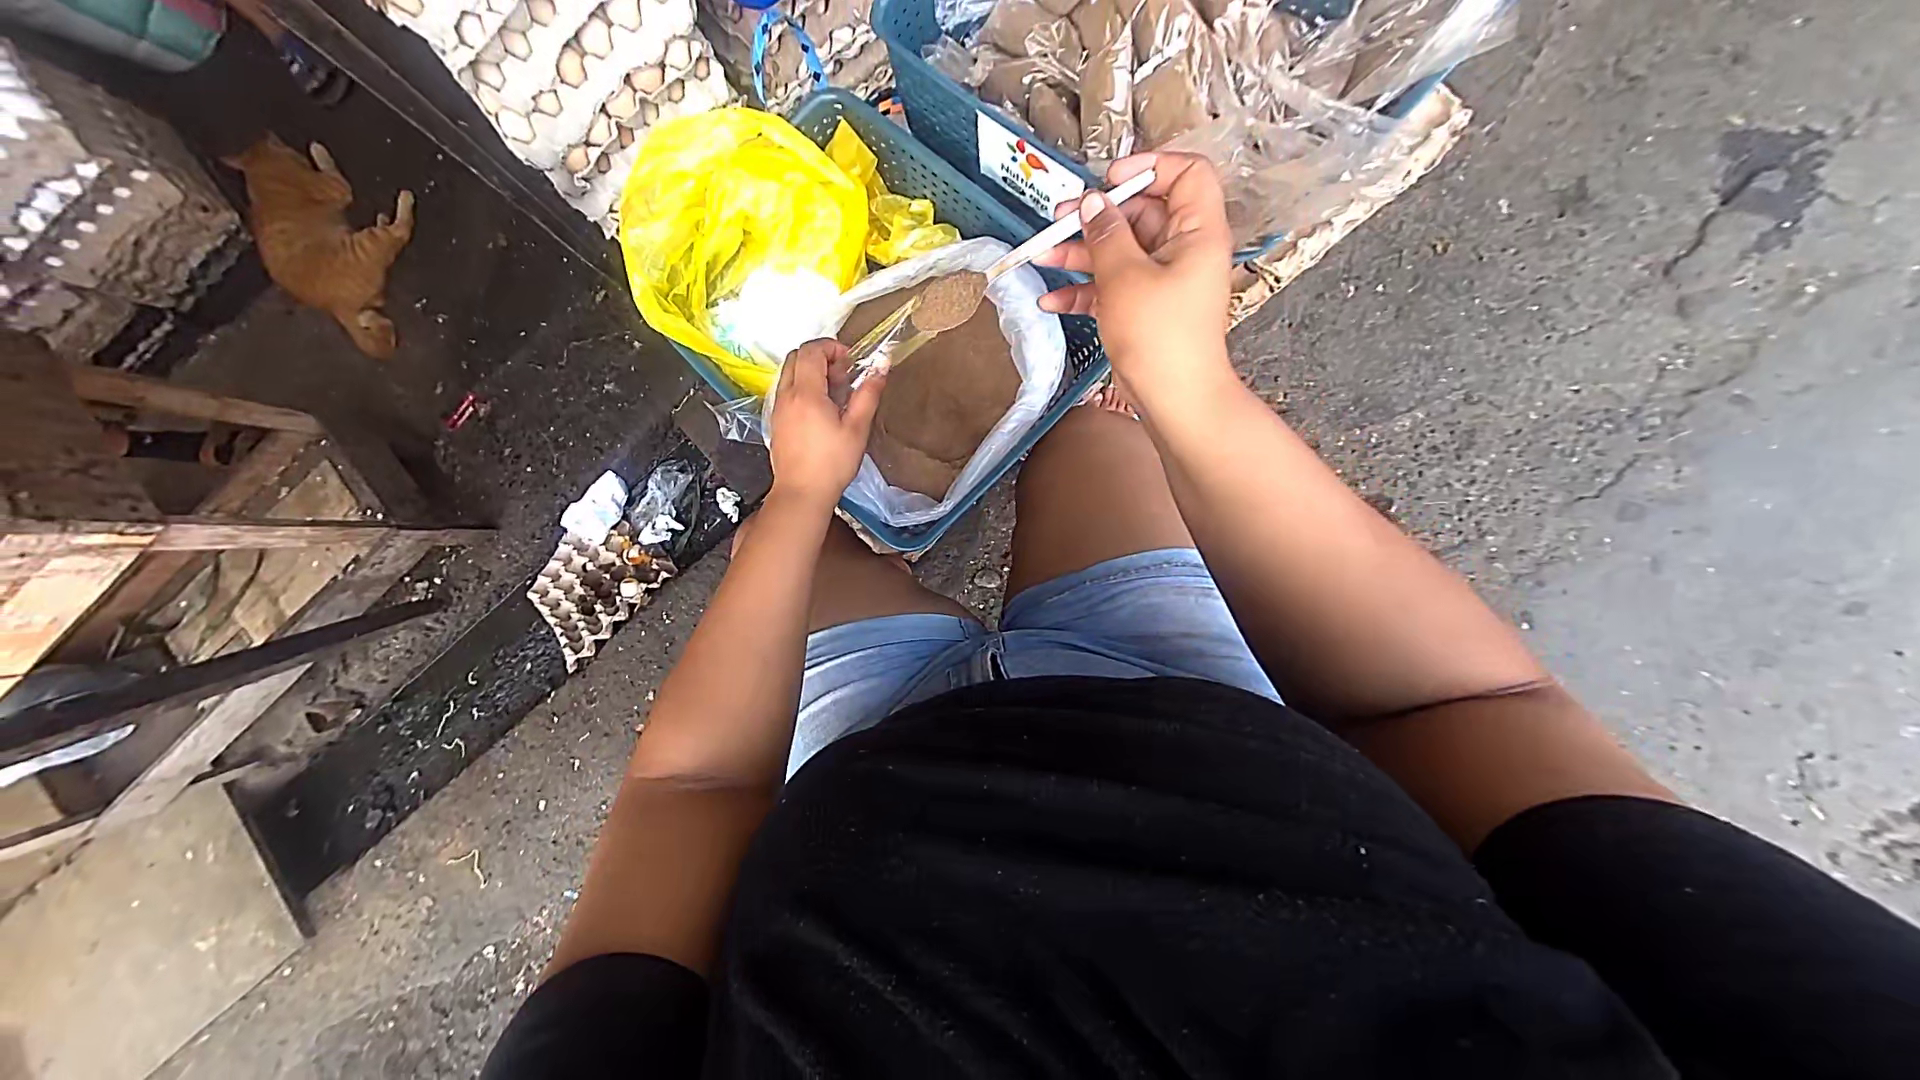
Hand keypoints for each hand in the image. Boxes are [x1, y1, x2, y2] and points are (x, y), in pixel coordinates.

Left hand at [766, 338, 884, 509]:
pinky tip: (822, 410)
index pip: (811, 350)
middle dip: (821, 356)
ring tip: (835, 394)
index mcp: (806, 393)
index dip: (832, 347)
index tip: (850, 360)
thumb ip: (868, 394)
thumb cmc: (832, 464)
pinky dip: (803, 388)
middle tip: (843, 375)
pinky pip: (787, 391)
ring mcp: (778, 408)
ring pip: (790, 373)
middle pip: (797, 356)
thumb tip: (881, 367)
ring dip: (812, 372)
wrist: (802, 493)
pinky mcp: (777, 421)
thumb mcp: (857, 428)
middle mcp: (786, 395)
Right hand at [1035, 152, 1237, 417]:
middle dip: (1096, 217)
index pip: (1185, 174)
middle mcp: (1183, 251)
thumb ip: (1106, 235)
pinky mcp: (1143, 308)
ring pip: (1119, 252)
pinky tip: (1054, 300)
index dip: (1149, 167)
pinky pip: (1112, 287)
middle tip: (1061, 219)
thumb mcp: (1125, 278)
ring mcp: (1162, 281)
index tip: (1109, 180)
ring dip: (1080, 254)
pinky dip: (1083, 291)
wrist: (1174, 399)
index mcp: (1196, 232)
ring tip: (1044, 255)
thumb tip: (1092, 205)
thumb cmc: (1164, 341)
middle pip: (1140, 215)